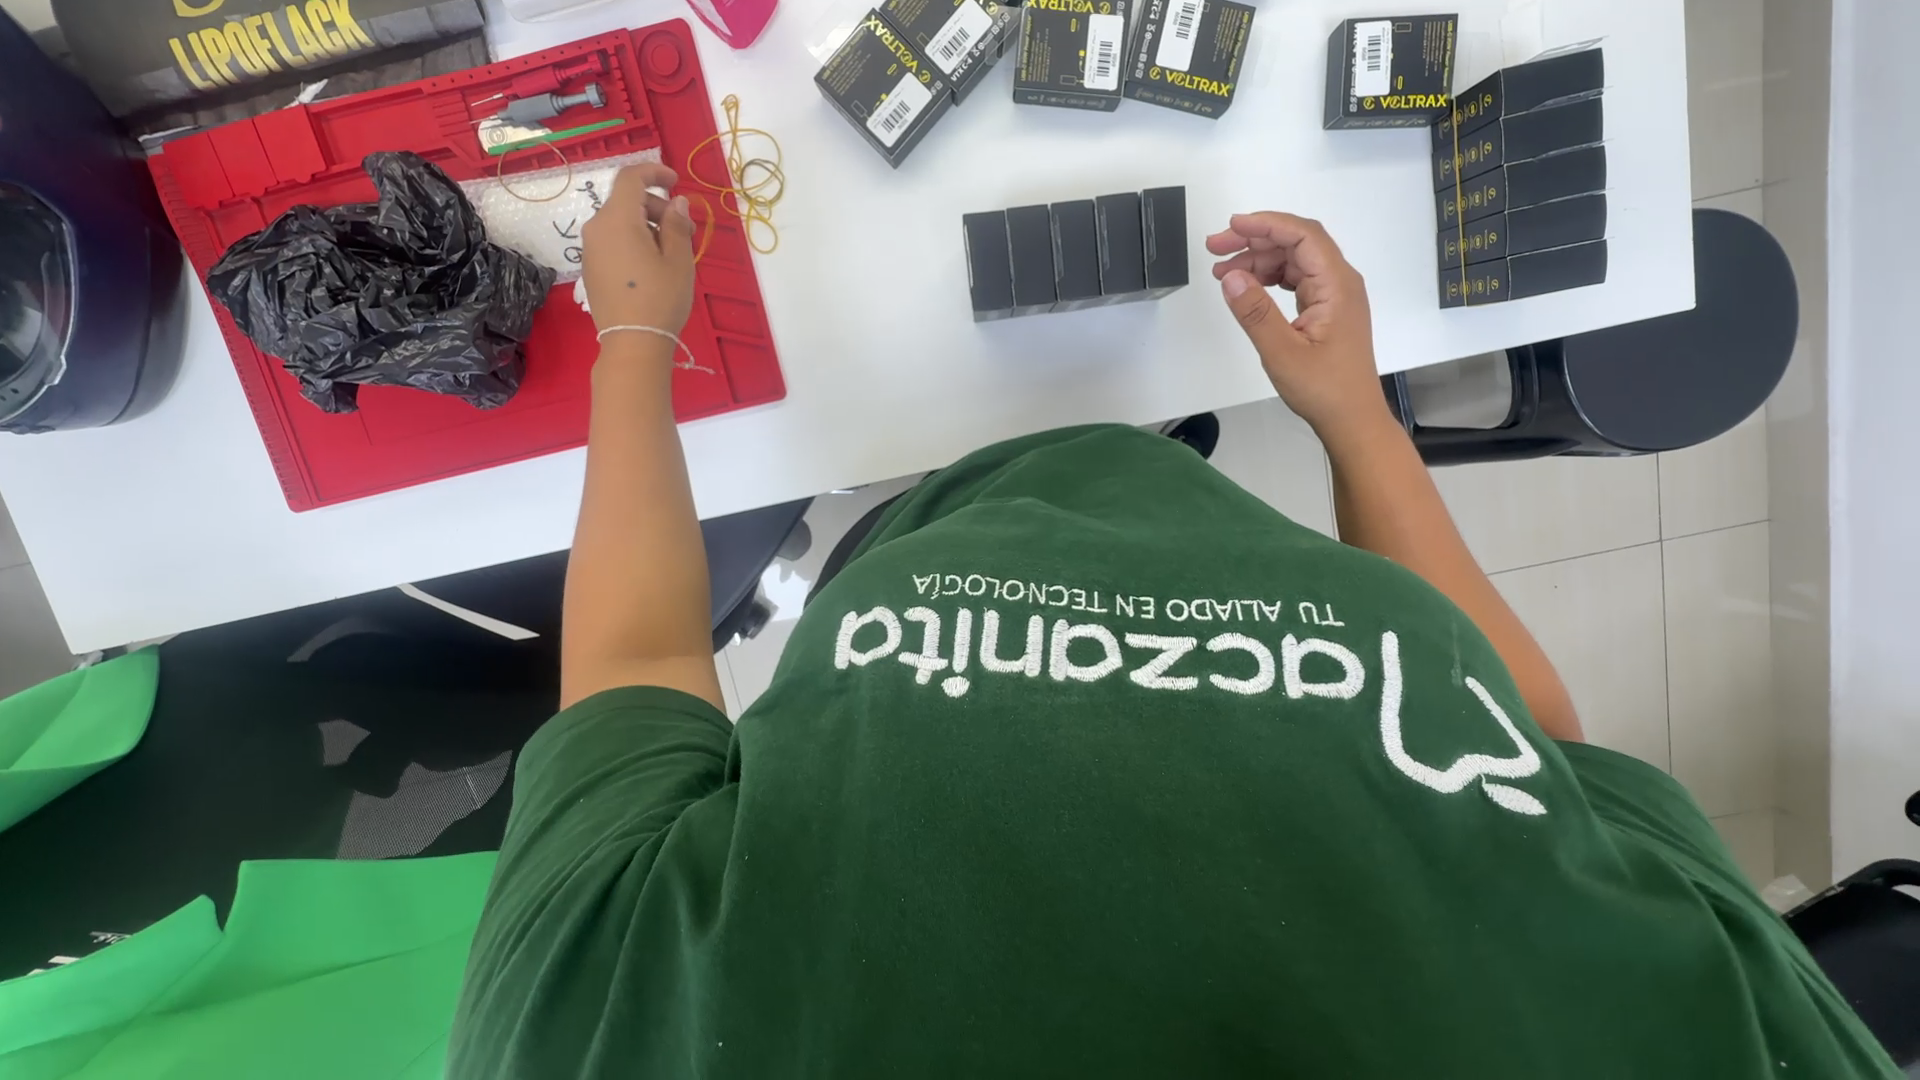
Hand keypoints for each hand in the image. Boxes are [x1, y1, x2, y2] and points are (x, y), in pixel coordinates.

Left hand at [581, 163, 695, 336]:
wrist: (632, 342)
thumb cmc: (661, 298)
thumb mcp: (679, 260)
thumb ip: (677, 224)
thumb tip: (675, 202)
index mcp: (618, 219)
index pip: (630, 178)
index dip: (654, 172)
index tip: (675, 180)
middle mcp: (597, 228)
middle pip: (625, 201)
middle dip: (656, 206)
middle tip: (684, 229)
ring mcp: (590, 249)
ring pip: (619, 223)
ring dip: (646, 226)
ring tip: (671, 252)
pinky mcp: (591, 269)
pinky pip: (613, 242)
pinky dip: (633, 242)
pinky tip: (652, 266)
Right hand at [1207, 212, 1391, 438]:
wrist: (1351, 418)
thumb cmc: (1322, 388)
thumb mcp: (1281, 352)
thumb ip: (1255, 312)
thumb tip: (1230, 276)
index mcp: (1336, 285)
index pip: (1302, 236)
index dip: (1266, 224)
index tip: (1231, 226)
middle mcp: (1339, 282)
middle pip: (1297, 244)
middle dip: (1255, 240)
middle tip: (1214, 249)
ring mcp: (1334, 296)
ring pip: (1294, 261)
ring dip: (1259, 260)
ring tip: (1222, 272)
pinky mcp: (1326, 311)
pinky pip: (1296, 280)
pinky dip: (1269, 278)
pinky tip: (1247, 288)